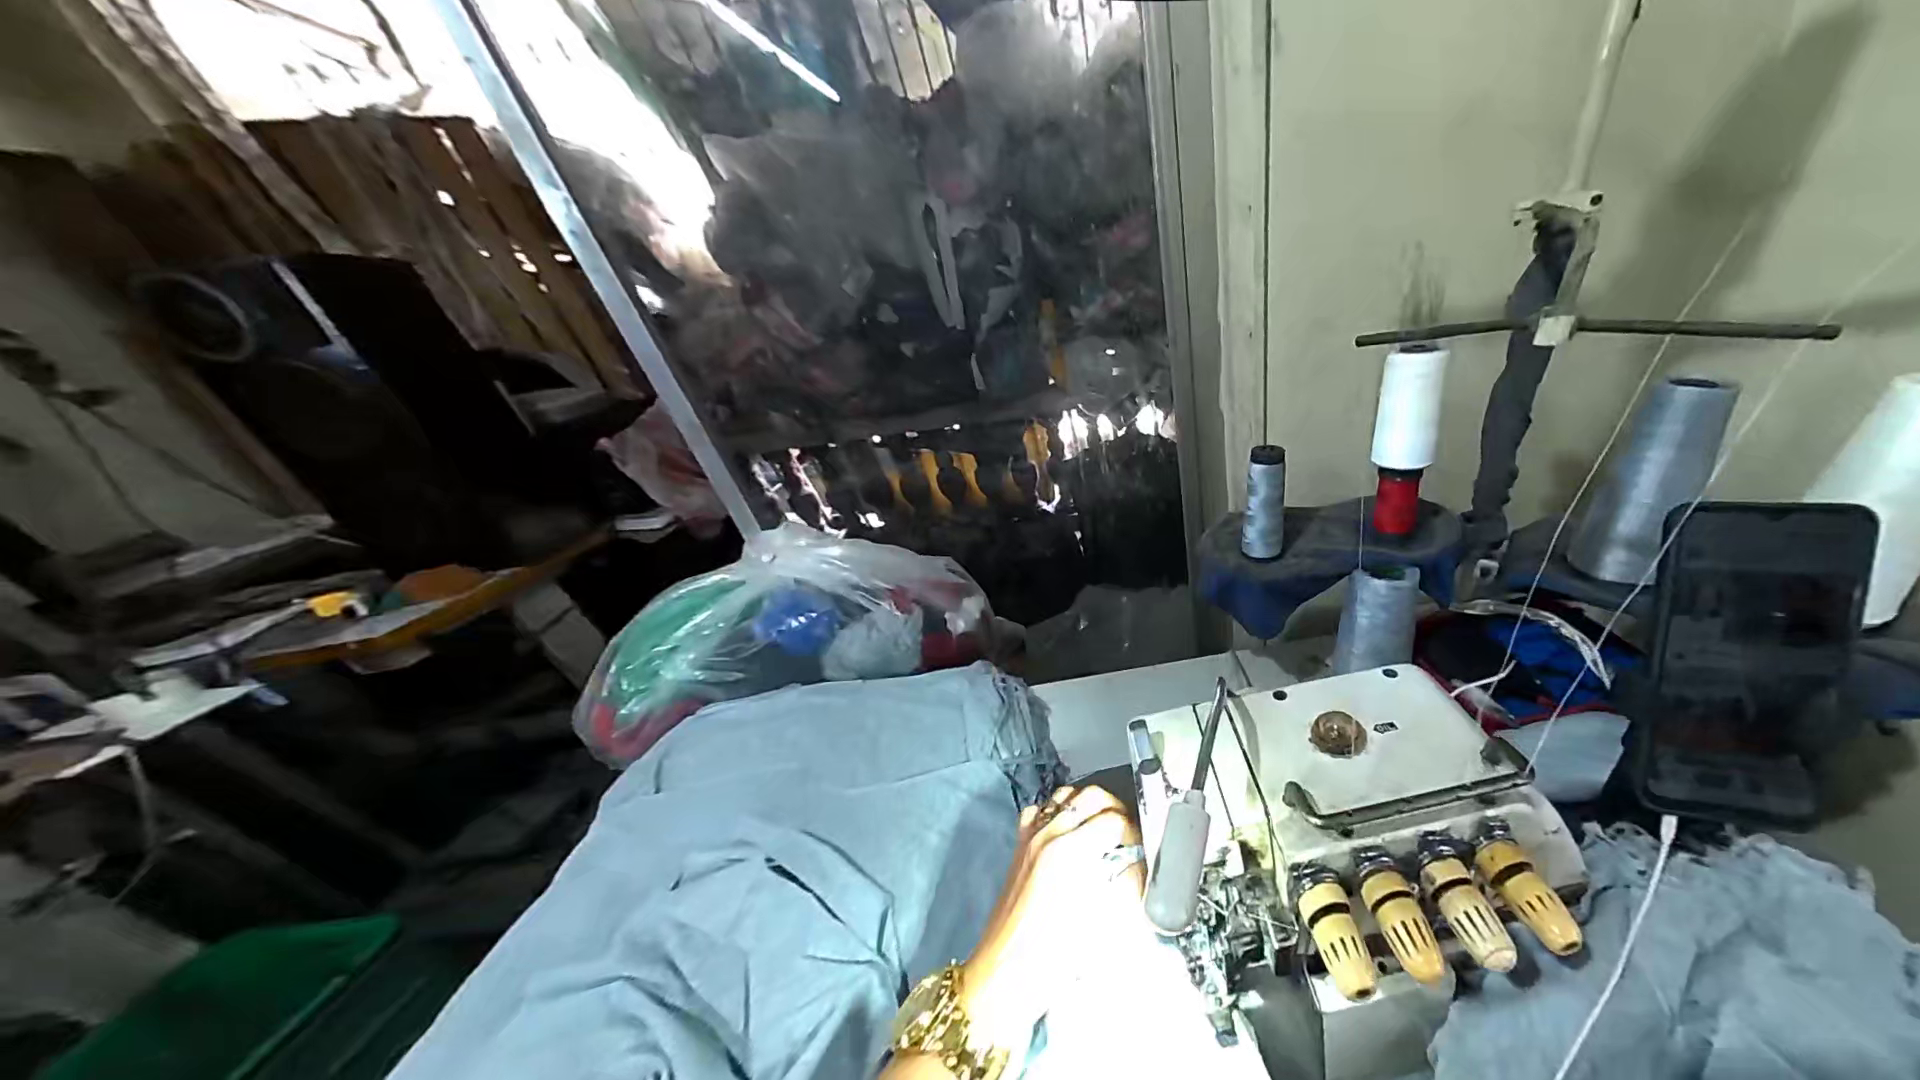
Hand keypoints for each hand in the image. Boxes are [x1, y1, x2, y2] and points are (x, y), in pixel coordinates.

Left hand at [957, 784, 1145, 1049]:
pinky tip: (1069, 833)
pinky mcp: (1020, 844)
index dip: (1136, 832)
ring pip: (1065, 796)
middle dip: (1116, 809)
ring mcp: (1031, 835)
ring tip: (1102, 830)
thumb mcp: (1105, 921)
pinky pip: (1040, 810)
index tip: (1143, 847)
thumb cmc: (1054, 955)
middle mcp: (1048, 834)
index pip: (1115, 819)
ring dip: (1088, 806)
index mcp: (1071, 850)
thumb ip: (1128, 884)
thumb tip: (1139, 865)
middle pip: (1091, 795)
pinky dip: (1058, 812)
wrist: (1009, 970)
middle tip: (1128, 833)